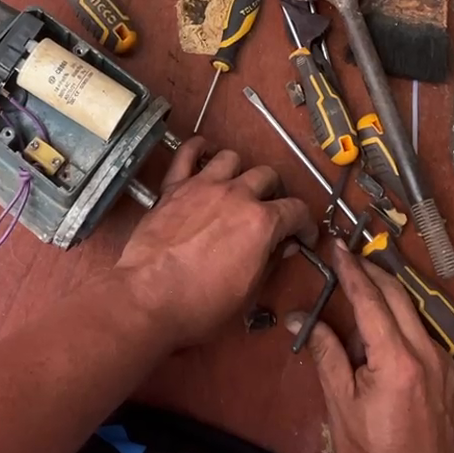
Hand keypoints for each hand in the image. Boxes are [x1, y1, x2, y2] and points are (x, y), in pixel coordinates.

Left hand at [113, 136, 313, 350]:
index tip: (302, 234)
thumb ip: (270, 262)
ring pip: (231, 158)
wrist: (149, 297)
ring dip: (239, 171)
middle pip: (267, 176)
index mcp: (261, 222)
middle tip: (270, 210)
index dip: (305, 223)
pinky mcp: (174, 186)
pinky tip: (202, 152)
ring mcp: (203, 185)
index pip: (296, 209)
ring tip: (237, 187)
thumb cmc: (200, 304)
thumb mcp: (248, 293)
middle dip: (274, 193)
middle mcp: (236, 194)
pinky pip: (187, 153)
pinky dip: (197, 148)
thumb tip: (283, 246)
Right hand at [287, 246, 453, 452]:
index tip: (337, 246)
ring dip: (386, 291)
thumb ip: (326, 352)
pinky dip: (401, 318)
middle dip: (371, 270)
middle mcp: (427, 352)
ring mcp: (444, 361)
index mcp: (397, 360)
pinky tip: (382, 328)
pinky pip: (423, 331)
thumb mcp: (341, 404)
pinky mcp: (450, 372)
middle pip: (397, 293)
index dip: (351, 269)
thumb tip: (300, 316)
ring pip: (413, 309)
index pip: (371, 299)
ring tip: (360, 284)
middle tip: (347, 256)